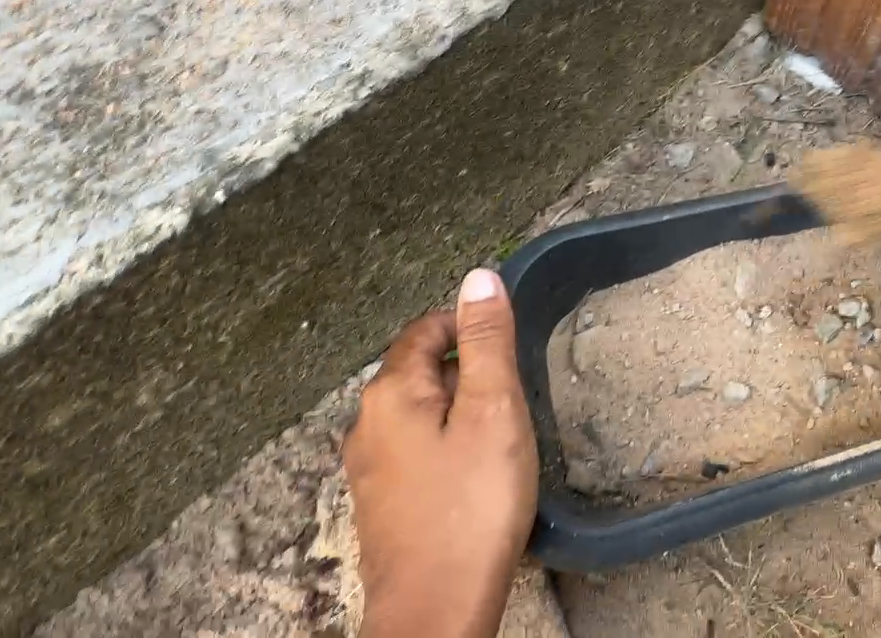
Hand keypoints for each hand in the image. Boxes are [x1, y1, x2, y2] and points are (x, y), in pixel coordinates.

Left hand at [345, 269, 538, 637]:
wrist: (436, 608)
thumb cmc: (474, 499)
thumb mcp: (494, 408)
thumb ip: (487, 340)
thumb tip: (479, 276)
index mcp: (392, 393)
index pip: (425, 328)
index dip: (468, 323)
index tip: (510, 344)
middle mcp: (366, 423)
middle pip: (417, 367)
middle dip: (465, 363)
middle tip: (514, 386)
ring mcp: (366, 467)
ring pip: (415, 408)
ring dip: (456, 402)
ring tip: (501, 424)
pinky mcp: (377, 501)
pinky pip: (411, 444)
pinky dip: (443, 436)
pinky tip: (473, 465)